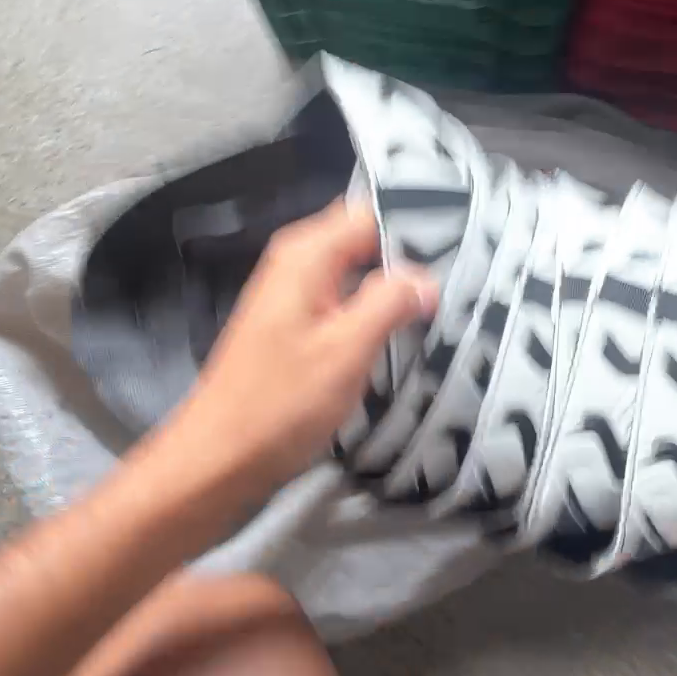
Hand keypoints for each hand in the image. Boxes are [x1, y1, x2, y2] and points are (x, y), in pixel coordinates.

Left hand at [155, 202, 437, 492]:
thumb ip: (390, 303)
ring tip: (441, 302)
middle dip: (408, 256)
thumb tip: (428, 279)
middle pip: (365, 238)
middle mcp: (298, 262)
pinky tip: (404, 328)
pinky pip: (345, 297)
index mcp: (307, 254)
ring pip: (357, 269)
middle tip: (457, 279)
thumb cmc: (280, 403)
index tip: (459, 249)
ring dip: (394, 285)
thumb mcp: (346, 350)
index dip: (413, 227)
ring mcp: (294, 292)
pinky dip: (374, 307)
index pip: (371, 214)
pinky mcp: (296, 322)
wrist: (217, 460)